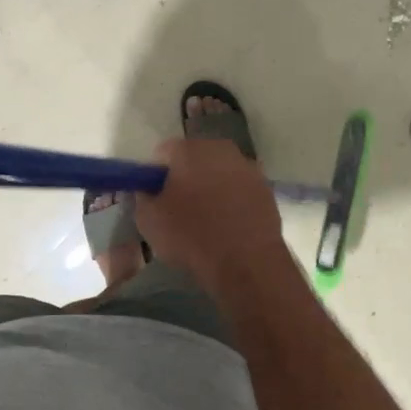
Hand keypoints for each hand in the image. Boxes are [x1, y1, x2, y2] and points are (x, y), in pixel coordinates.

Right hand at [134, 137, 287, 286]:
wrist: (245, 260)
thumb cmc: (191, 236)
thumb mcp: (148, 220)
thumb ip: (143, 197)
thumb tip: (149, 190)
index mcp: (189, 150)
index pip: (164, 153)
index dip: (157, 175)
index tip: (156, 197)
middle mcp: (221, 149)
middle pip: (195, 158)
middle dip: (186, 176)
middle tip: (180, 207)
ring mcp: (248, 167)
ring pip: (221, 172)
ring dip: (212, 187)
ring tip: (208, 219)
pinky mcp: (267, 188)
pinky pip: (241, 189)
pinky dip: (234, 200)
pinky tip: (230, 224)